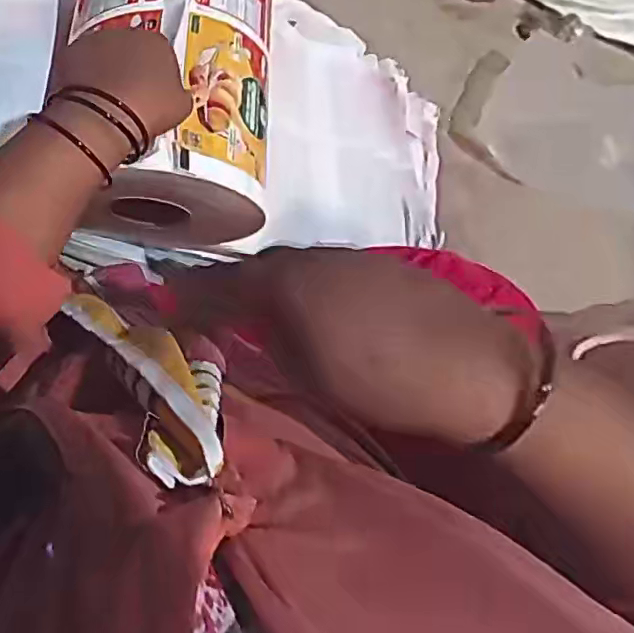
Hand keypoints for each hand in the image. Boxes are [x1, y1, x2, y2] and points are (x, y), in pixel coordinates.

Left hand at [51, 28, 191, 145]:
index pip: (160, 53)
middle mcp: (127, 33)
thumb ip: (181, 93)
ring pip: (103, 52)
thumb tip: (178, 96)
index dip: (155, 74)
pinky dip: (80, 74)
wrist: (104, 118)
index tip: (151, 90)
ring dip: (103, 68)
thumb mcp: (180, 106)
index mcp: (159, 42)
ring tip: (104, 97)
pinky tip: (85, 95)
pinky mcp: (71, 51)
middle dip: (128, 67)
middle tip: (127, 94)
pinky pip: (78, 61)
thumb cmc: (145, 111)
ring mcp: (96, 40)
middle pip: (129, 48)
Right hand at [168, 248, 543, 445]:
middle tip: (198, 310)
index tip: (152, 304)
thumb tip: (227, 327)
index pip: (210, 285)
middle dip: (217, 289)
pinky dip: (295, 285)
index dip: (179, 297)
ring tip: (248, 310)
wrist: (481, 368)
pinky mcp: (372, 261)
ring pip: (280, 267)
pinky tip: (304, 306)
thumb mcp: (304, 372)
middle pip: (244, 270)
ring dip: (258, 285)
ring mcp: (340, 254)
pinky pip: (314, 268)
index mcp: (278, 281)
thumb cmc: (380, 378)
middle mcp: (303, 256)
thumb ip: (258, 341)